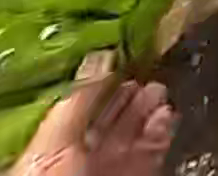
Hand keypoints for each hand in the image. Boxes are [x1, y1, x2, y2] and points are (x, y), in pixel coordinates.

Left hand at [12, 51, 176, 175]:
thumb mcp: (52, 147)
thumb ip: (78, 101)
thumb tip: (102, 53)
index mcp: (51, 152)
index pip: (79, 108)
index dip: (101, 83)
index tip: (123, 55)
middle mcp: (80, 160)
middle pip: (110, 119)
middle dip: (131, 93)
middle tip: (148, 68)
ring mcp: (111, 170)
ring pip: (135, 132)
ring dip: (150, 109)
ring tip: (160, 90)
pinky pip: (153, 151)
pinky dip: (162, 132)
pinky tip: (167, 115)